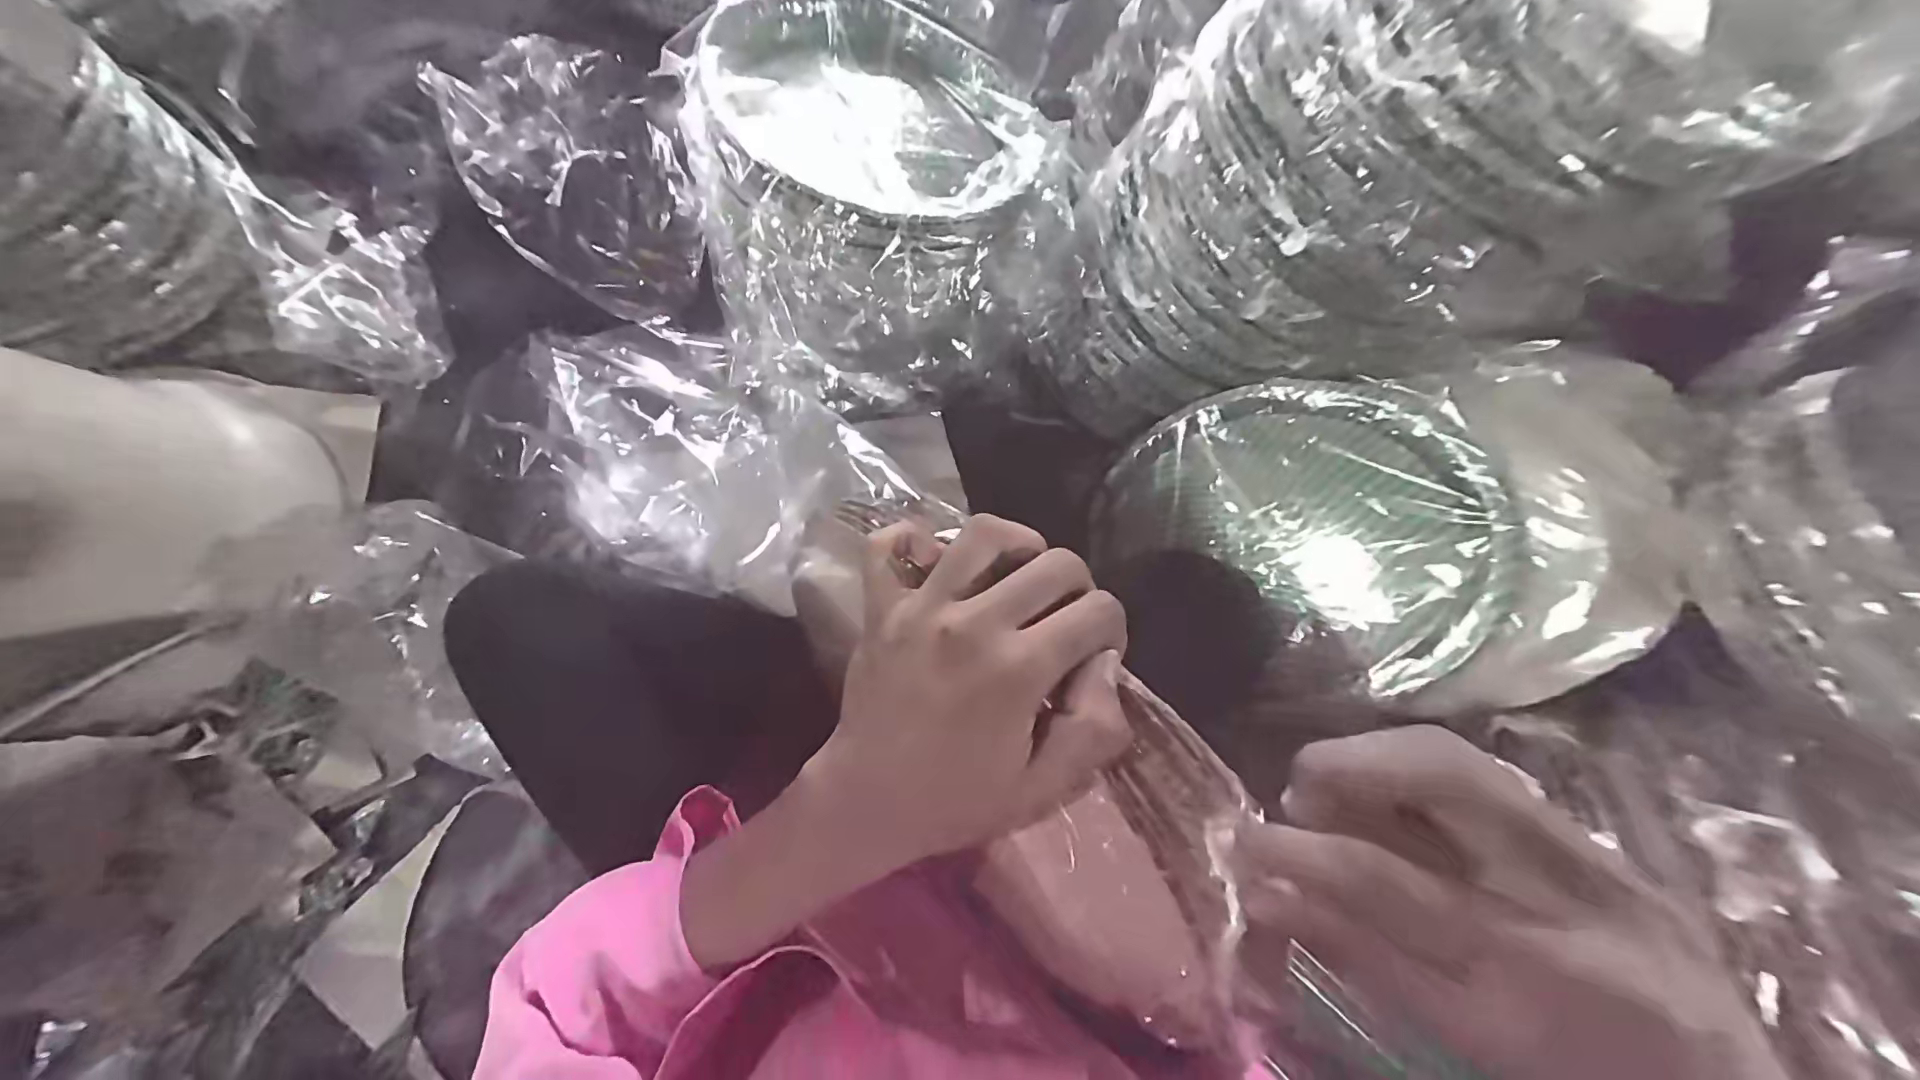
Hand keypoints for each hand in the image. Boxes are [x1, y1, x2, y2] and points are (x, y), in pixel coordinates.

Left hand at [683, 515, 1130, 969]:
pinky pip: (889, 544)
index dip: (1111, 630)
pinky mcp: (881, 606)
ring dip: (1017, 545)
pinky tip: (940, 562)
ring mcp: (921, 607)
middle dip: (1079, 588)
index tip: (1093, 655)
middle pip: (1056, 563)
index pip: (1098, 611)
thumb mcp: (1042, 788)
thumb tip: (1104, 665)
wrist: (866, 801)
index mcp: (1019, 669)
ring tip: (1017, 576)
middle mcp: (973, 623)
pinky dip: (915, 539)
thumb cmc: (956, 800)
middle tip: (1063, 619)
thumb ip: (1093, 728)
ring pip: (984, 533)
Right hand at [1239, 726, 1785, 1079]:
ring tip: (1326, 782)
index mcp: (1524, 980)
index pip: (1379, 885)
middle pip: (1434, 782)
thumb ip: (1360, 960)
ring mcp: (1590, 861)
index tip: (1242, 846)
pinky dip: (1412, 765)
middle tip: (1292, 794)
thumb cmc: (1568, 1079)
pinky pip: (1482, 771)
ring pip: (1457, 758)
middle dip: (1338, 769)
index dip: (1296, 856)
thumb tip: (1266, 896)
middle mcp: (1563, 903)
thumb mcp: (1460, 1045)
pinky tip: (1385, 790)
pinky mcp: (1600, 843)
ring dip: (1369, 755)